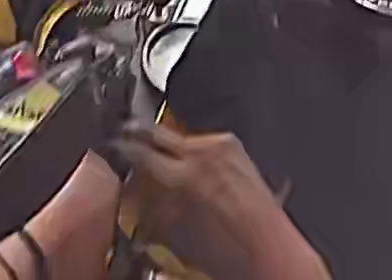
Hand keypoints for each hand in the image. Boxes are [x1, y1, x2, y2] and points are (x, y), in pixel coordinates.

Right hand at [117, 123, 327, 279]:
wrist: (276, 254)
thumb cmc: (233, 257)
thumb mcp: (180, 237)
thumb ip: (155, 208)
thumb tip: (138, 193)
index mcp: (185, 176)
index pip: (142, 152)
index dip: (124, 148)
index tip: (115, 145)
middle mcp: (202, 153)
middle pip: (158, 133)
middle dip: (139, 135)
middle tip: (126, 137)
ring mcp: (220, 145)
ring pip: (181, 137)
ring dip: (167, 145)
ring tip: (159, 159)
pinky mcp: (233, 145)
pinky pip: (203, 141)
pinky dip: (193, 151)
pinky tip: (190, 165)